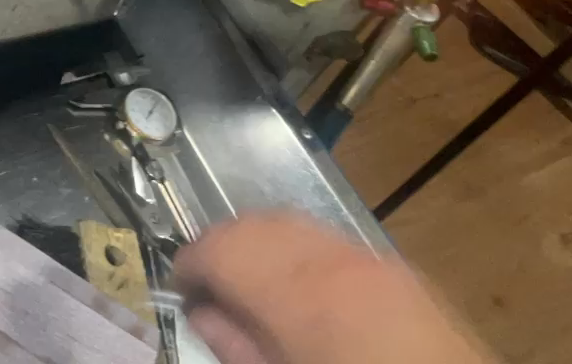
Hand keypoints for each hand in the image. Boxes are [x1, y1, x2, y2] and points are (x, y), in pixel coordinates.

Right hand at [174, 212, 493, 363]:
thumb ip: (236, 346)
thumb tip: (202, 313)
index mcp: (292, 291)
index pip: (216, 248)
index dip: (189, 264)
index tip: (179, 287)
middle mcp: (325, 256)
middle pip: (251, 225)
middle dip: (222, 247)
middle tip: (208, 286)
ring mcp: (363, 255)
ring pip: (287, 223)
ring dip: (258, 244)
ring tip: (250, 284)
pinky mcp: (392, 265)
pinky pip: (325, 240)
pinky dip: (297, 251)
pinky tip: (298, 286)